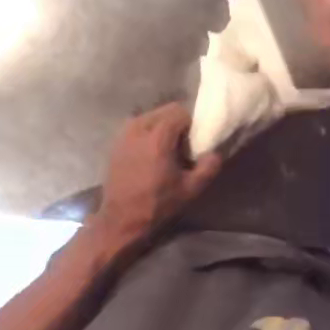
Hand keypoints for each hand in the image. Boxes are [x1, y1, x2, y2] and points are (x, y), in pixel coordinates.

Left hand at [90, 103, 222, 249]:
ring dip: (161, 127)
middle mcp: (138, 128)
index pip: (180, 112)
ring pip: (150, 117)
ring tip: (165, 151)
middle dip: (177, 123)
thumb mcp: (190, 189)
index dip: (191, 125)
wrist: (121, 219)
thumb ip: (208, 167)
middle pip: (164, 111)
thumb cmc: (157, 204)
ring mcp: (124, 134)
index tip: (193, 143)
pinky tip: (149, 155)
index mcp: (158, 137)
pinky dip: (147, 133)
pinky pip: (137, 127)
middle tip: (182, 147)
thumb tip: (214, 153)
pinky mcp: (116, 143)